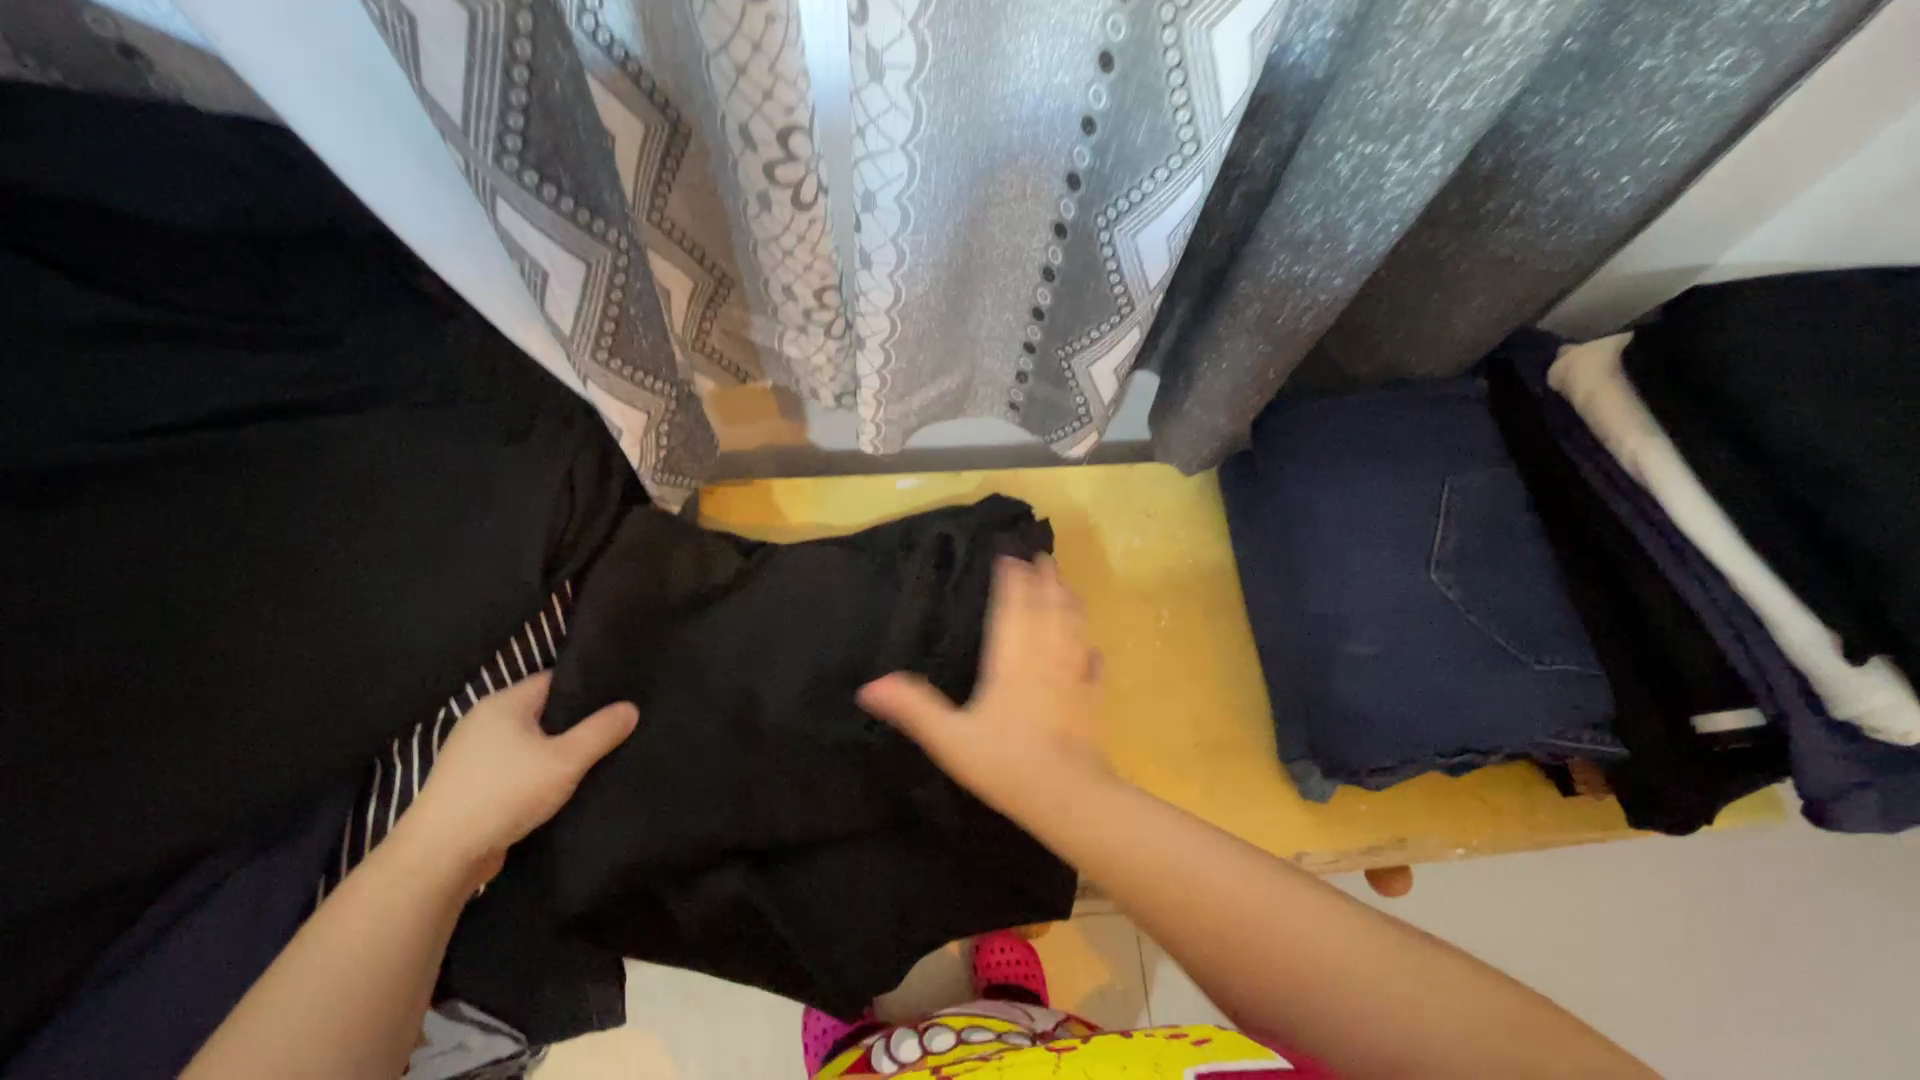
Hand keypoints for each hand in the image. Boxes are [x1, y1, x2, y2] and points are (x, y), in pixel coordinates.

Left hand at [399, 672, 636, 882]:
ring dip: (556, 751)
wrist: (441, 854)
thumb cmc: (504, 793)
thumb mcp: (565, 760)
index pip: (553, 680)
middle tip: (615, 728)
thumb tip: (631, 707)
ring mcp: (472, 755)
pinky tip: (561, 787)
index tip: (620, 697)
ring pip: (529, 742)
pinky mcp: (470, 785)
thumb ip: (600, 732)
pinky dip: (537, 773)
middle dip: (575, 721)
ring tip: (595, 758)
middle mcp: (483, 721)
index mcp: (502, 703)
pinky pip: (515, 767)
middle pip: (542, 711)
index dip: (587, 687)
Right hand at [859, 555, 1106, 812]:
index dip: (1012, 582)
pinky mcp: (1092, 704)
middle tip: (1045, 557)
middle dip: (1045, 583)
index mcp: (1009, 664)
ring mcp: (1072, 681)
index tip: (1011, 557)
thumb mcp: (949, 738)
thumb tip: (868, 687)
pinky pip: (1094, 672)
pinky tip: (1094, 650)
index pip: (1011, 612)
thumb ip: (913, 708)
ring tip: (1068, 587)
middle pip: (1047, 613)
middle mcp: (1043, 662)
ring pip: (1073, 633)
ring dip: (1070, 606)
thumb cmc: (1004, 763)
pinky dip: (1093, 656)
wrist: (1066, 795)